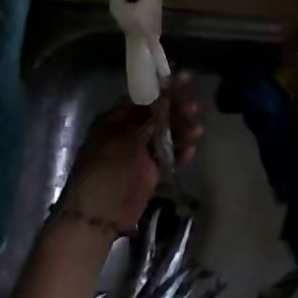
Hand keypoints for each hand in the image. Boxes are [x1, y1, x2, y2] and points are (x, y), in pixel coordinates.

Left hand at [57, 79, 202, 234]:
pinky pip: (167, 157)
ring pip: (164, 136)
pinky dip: (179, 153)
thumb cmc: (108, 170)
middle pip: (157, 117)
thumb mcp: (127, 139)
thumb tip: (164, 96)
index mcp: (115, 120)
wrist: (100, 213)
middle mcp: (127, 133)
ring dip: (181, 132)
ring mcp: (139, 153)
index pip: (142, 99)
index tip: (183, 83)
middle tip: (195, 106)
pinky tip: (191, 150)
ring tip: (197, 130)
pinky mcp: (148, 172)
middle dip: (176, 111)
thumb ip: (149, 119)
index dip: (163, 91)